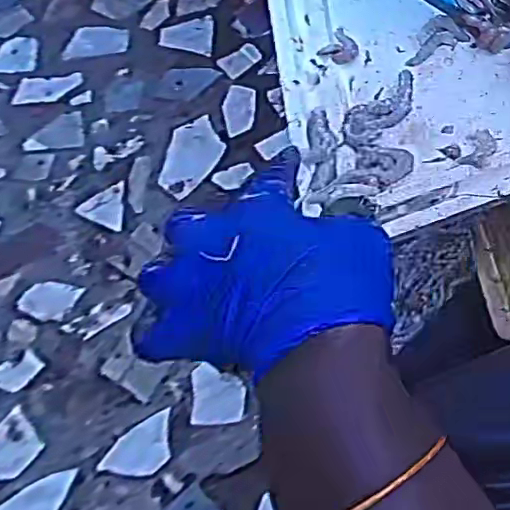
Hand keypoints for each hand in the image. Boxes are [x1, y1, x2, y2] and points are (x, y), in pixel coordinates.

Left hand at [134, 152, 394, 376]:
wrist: (322, 341)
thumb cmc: (338, 288)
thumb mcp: (355, 236)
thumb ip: (332, 227)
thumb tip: (333, 232)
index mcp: (258, 212)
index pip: (266, 181)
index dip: (278, 173)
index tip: (282, 168)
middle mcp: (216, 245)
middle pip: (189, 221)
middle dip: (203, 225)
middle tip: (223, 228)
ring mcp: (196, 291)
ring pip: (158, 275)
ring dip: (173, 276)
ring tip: (188, 277)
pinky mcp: (189, 335)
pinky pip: (155, 337)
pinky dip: (164, 334)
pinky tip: (178, 332)